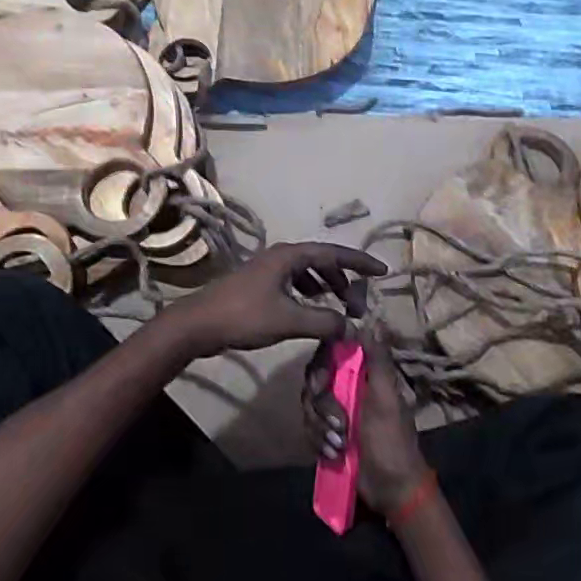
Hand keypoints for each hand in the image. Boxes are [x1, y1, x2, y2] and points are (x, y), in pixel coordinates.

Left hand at [158, 242, 386, 355]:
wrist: (197, 324)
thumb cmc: (243, 316)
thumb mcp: (288, 320)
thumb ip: (324, 321)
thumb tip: (351, 327)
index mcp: (289, 256)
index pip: (333, 253)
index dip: (360, 262)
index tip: (382, 272)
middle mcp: (280, 256)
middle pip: (322, 261)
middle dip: (344, 279)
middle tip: (358, 303)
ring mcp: (267, 269)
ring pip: (307, 272)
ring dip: (327, 286)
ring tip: (340, 306)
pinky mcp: (258, 284)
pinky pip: (294, 282)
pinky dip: (310, 292)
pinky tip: (313, 308)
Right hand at [304, 331, 428, 514]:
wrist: (392, 491)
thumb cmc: (392, 442)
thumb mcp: (387, 399)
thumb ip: (378, 361)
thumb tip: (372, 322)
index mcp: (362, 375)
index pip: (330, 354)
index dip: (321, 366)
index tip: (321, 383)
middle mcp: (347, 388)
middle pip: (314, 381)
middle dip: (322, 406)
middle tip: (340, 425)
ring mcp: (336, 412)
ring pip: (309, 407)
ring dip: (321, 428)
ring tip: (339, 446)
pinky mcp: (327, 434)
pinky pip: (309, 429)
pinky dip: (318, 441)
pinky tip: (333, 455)